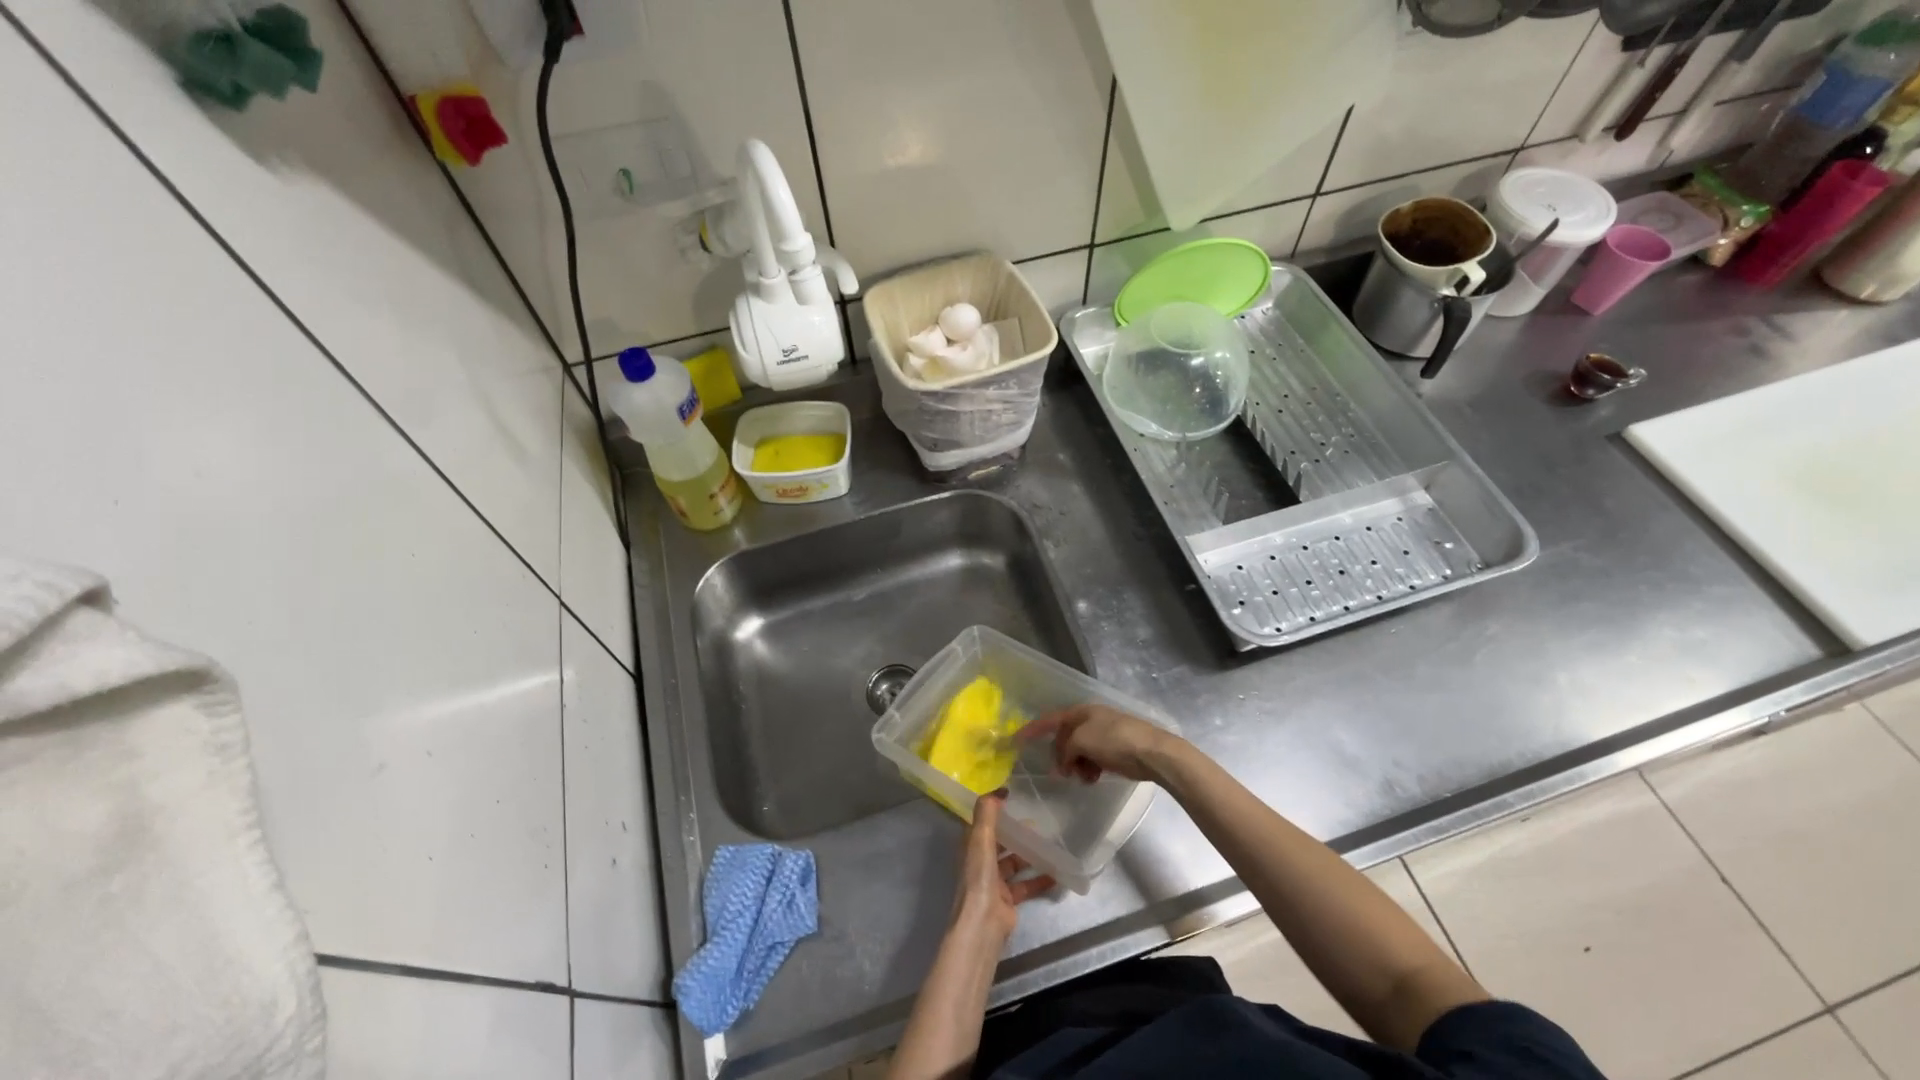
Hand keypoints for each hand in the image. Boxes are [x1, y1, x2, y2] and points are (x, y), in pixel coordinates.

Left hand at [953, 793, 1054, 941]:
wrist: (982, 923)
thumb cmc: (979, 878)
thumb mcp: (980, 840)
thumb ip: (987, 814)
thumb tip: (999, 789)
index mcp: (970, 848)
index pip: (980, 824)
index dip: (993, 812)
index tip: (1012, 799)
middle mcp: (980, 863)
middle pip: (999, 843)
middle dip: (1016, 834)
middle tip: (1037, 824)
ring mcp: (994, 883)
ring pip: (1014, 863)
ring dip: (1029, 855)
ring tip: (1050, 844)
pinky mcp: (1008, 900)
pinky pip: (1026, 885)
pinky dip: (1039, 879)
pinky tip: (1056, 873)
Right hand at [1024, 704, 1177, 783]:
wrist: (1152, 752)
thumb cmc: (1115, 740)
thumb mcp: (1081, 740)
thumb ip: (1065, 749)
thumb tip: (1064, 763)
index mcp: (1081, 712)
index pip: (1050, 719)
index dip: (1032, 729)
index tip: (1015, 740)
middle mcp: (1090, 721)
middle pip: (1064, 739)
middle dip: (1061, 756)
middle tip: (1062, 773)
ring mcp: (1103, 736)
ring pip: (1078, 752)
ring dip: (1076, 766)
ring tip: (1084, 778)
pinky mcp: (1113, 751)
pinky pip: (1091, 760)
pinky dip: (1089, 769)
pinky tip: (1094, 778)